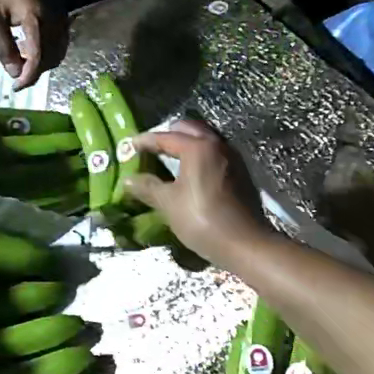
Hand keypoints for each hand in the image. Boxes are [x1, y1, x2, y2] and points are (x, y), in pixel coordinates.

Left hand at [0, 0, 65, 89]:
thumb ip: (2, 45)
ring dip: (43, 59)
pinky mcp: (61, 5)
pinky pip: (60, 35)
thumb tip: (13, 71)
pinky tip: (30, 42)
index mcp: (38, 22)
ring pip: (60, 47)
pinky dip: (48, 46)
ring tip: (22, 59)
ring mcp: (61, 12)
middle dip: (36, 71)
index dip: (28, 79)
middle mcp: (56, 20)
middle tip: (17, 74)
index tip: (15, 87)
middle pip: (53, 58)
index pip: (39, 61)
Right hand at [124, 120, 271, 269]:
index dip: (146, 141)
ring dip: (187, 145)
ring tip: (169, 158)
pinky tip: (190, 173)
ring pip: (206, 141)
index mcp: (198, 148)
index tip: (130, 145)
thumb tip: (129, 180)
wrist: (245, 243)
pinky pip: (215, 155)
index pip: (166, 137)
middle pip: (190, 130)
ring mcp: (233, 159)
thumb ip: (148, 187)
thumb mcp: (168, 203)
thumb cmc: (202, 219)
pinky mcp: (241, 174)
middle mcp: (218, 146)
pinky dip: (200, 157)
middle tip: (152, 147)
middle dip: (169, 135)